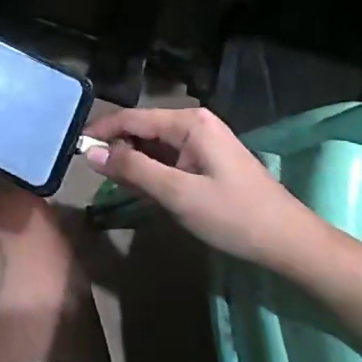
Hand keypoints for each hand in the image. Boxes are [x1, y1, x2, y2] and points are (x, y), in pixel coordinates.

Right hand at [85, 106, 326, 269]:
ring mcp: (203, 140)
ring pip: (152, 144)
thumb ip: (132, 169)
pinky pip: (167, 157)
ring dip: (133, 161)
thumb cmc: (234, 216)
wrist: (290, 243)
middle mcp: (194, 122)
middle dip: (116, 148)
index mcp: (189, 122)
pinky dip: (150, 170)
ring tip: (111, 183)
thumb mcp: (177, 194)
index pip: (131, 118)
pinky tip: (142, 188)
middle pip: (141, 128)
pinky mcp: (207, 159)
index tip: (72, 148)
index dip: (100, 131)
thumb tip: (90, 152)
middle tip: (91, 173)